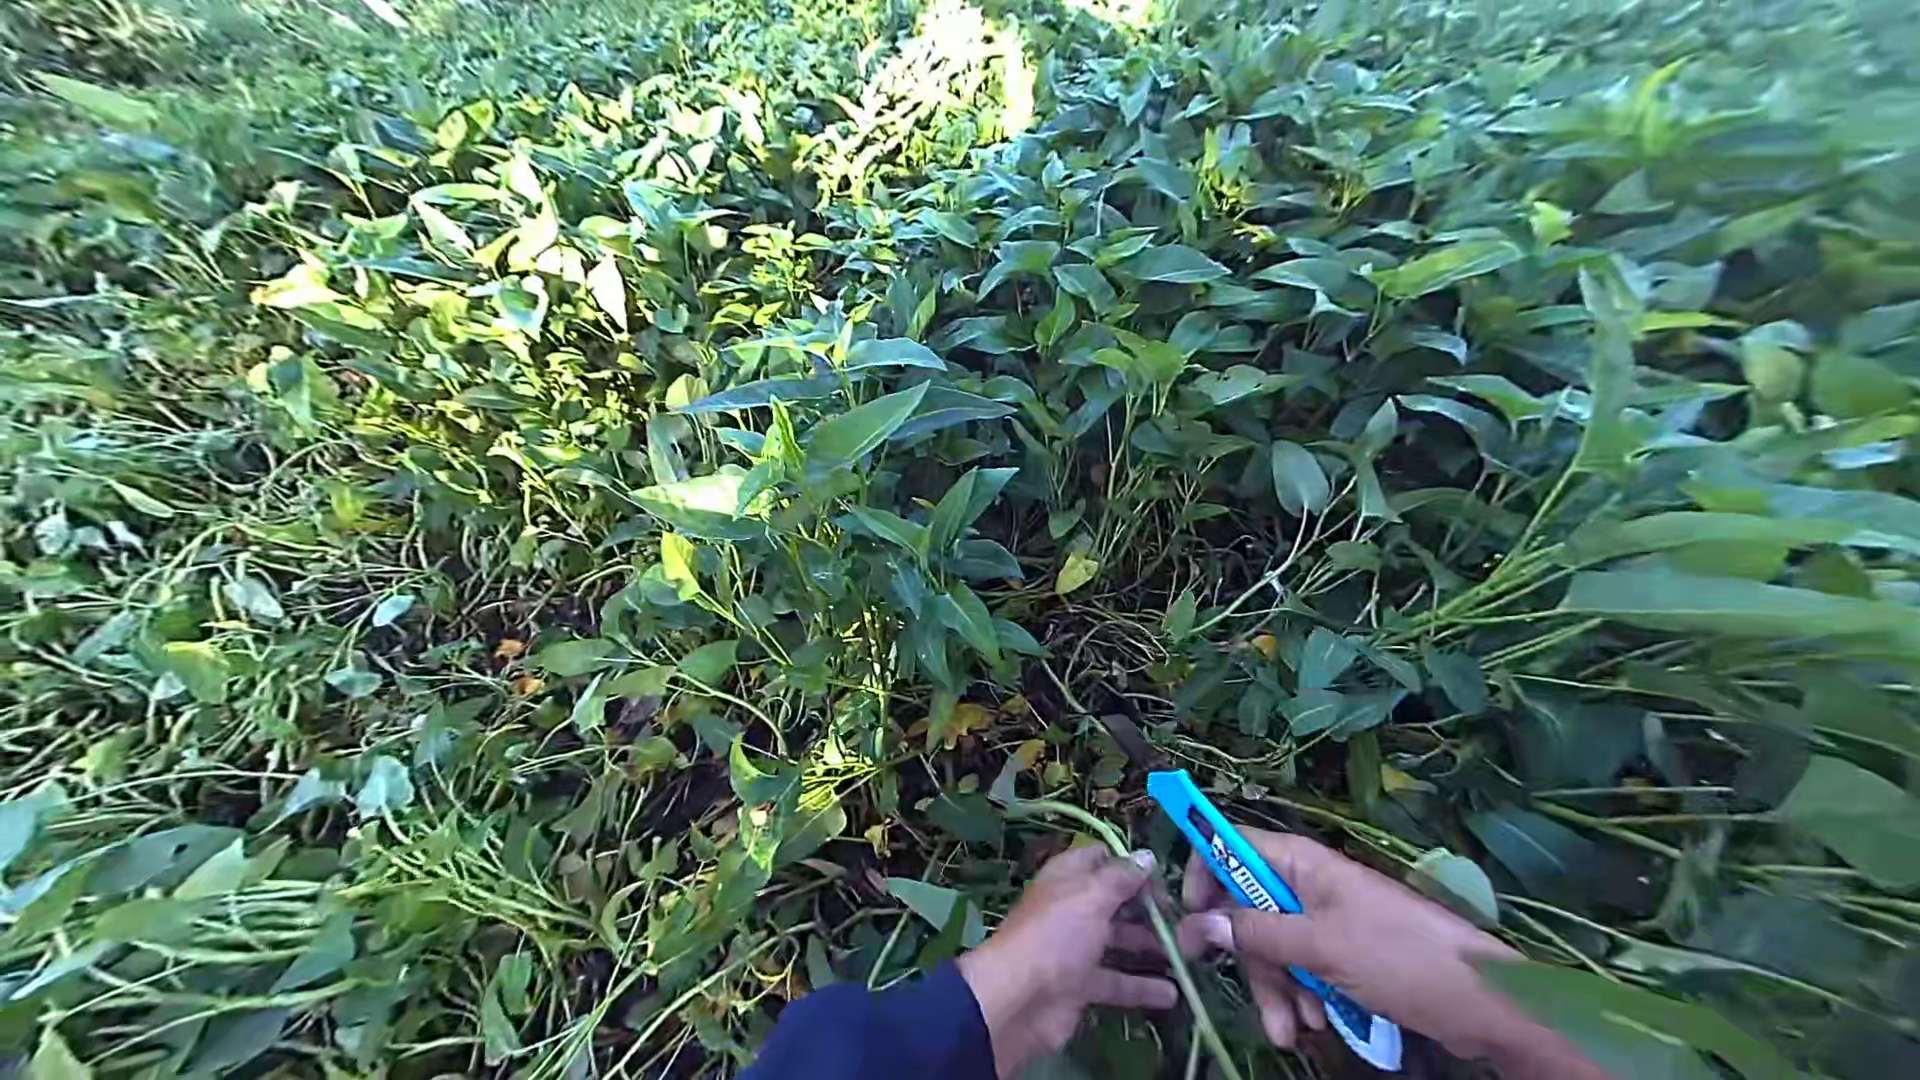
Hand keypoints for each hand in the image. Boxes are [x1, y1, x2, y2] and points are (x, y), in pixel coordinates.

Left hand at [956, 845, 1177, 1077]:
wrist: (1019, 998)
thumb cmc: (1056, 934)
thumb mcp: (1091, 896)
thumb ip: (1121, 877)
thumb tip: (1146, 856)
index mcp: (1068, 876)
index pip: (1102, 858)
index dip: (1130, 865)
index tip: (1162, 879)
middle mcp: (1073, 906)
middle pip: (1114, 900)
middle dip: (1147, 908)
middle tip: (1184, 921)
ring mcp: (1076, 946)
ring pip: (1119, 940)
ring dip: (1150, 946)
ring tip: (1188, 955)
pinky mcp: (1081, 983)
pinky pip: (1116, 980)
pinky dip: (1141, 986)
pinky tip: (1172, 994)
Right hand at [1174, 827, 1606, 1077]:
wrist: (1491, 1004)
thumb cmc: (1399, 956)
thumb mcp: (1318, 946)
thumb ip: (1254, 933)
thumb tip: (1197, 921)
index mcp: (1296, 859)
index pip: (1228, 844)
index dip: (1203, 870)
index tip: (1190, 911)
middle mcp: (1303, 880)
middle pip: (1246, 903)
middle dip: (1245, 952)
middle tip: (1227, 985)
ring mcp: (1324, 916)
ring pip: (1272, 941)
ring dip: (1274, 985)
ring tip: (1291, 1030)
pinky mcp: (1342, 949)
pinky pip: (1301, 964)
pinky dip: (1301, 993)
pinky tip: (1317, 1023)